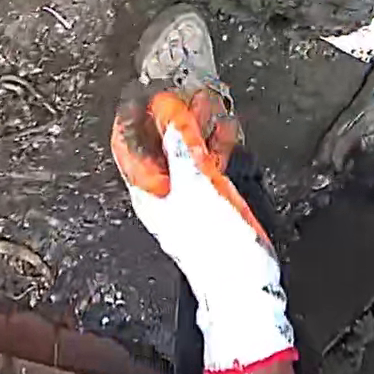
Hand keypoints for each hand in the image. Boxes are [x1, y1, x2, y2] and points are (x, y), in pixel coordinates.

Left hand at [111, 86, 295, 373]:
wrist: (244, 285)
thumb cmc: (215, 247)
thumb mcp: (195, 185)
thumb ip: (181, 144)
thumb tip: (168, 110)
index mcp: (148, 188)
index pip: (128, 143)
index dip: (132, 114)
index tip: (142, 88)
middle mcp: (164, 188)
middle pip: (159, 140)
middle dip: (170, 112)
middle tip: (181, 88)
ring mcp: (188, 191)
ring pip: (185, 146)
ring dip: (195, 123)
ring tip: (208, 99)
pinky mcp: (211, 195)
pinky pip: (208, 159)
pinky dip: (216, 141)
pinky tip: (227, 127)